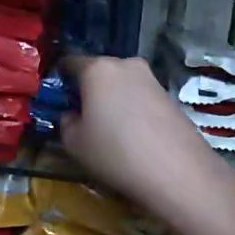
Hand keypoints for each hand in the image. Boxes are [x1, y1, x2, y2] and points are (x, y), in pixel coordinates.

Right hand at [59, 56, 234, 225]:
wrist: (177, 172)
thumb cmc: (115, 153)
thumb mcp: (74, 143)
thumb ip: (66, 122)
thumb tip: (73, 114)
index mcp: (97, 69)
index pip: (69, 62)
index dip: (60, 79)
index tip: (57, 99)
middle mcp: (126, 65)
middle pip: (99, 72)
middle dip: (89, 90)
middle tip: (84, 118)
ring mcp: (152, 79)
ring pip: (122, 85)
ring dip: (113, 101)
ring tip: (111, 132)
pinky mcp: (171, 96)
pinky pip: (141, 98)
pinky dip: (134, 111)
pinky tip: (135, 137)